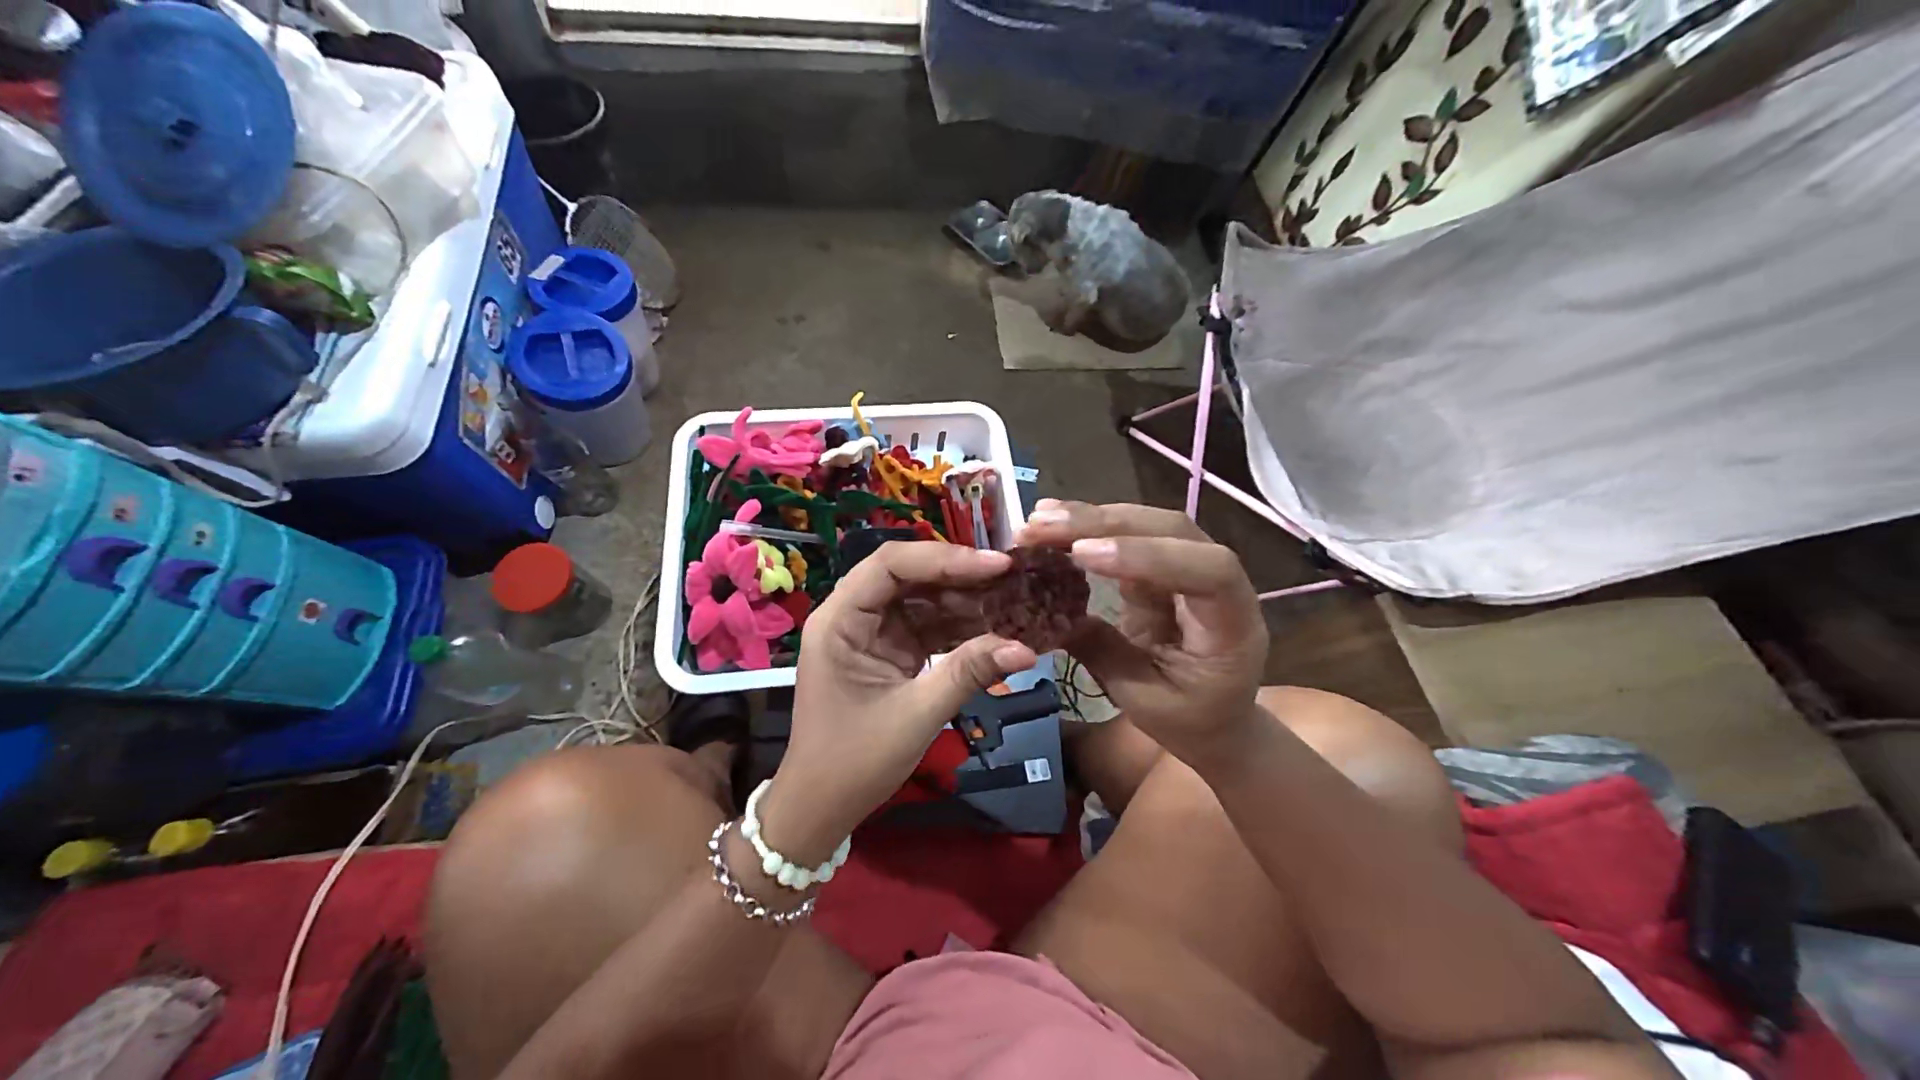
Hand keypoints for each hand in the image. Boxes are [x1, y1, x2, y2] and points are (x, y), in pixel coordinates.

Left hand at [760, 542, 1036, 863]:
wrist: (821, 806)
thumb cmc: (855, 761)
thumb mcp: (916, 715)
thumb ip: (967, 673)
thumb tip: (1026, 649)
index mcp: (840, 620)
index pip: (891, 564)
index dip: (945, 558)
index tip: (996, 566)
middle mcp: (852, 616)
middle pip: (908, 575)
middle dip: (959, 576)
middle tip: (1012, 578)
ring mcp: (870, 633)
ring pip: (921, 599)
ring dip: (964, 600)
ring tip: (1013, 599)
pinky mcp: (888, 652)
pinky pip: (926, 626)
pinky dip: (959, 626)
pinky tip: (995, 626)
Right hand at [1017, 500, 1267, 768]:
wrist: (1216, 722)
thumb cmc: (1189, 720)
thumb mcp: (1141, 698)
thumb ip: (1102, 651)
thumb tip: (1049, 613)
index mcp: (1233, 625)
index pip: (1209, 572)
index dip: (1150, 556)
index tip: (1085, 555)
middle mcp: (1221, 582)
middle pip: (1173, 531)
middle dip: (1106, 523)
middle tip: (1042, 525)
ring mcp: (1191, 566)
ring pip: (1148, 523)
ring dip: (1092, 517)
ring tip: (1038, 519)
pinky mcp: (1163, 565)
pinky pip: (1129, 536)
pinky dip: (1091, 527)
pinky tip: (1053, 521)